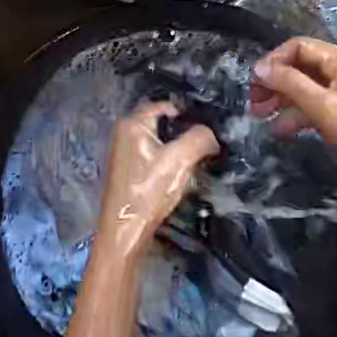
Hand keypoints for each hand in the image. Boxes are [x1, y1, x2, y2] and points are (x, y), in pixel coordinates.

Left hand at [94, 101, 219, 260]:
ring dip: (177, 149)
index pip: (166, 105)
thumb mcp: (179, 161)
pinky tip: (179, 174)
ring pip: (159, 140)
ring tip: (197, 160)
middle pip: (162, 122)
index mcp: (132, 123)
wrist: (125, 230)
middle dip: (184, 132)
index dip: (188, 114)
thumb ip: (199, 139)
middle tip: (206, 144)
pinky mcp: (128, 168)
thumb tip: (212, 132)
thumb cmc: (148, 192)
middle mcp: (124, 131)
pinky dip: (167, 160)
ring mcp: (124, 150)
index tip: (209, 128)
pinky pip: (153, 154)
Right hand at [250, 38, 336, 197]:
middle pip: (302, 66)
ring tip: (263, 120)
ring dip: (285, 100)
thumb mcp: (325, 108)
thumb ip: (290, 85)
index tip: (253, 86)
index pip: (298, 47)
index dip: (272, 63)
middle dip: (275, 83)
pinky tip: (286, 130)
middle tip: (254, 105)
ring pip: (309, 87)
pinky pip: (321, 104)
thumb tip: (260, 68)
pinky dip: (301, 114)